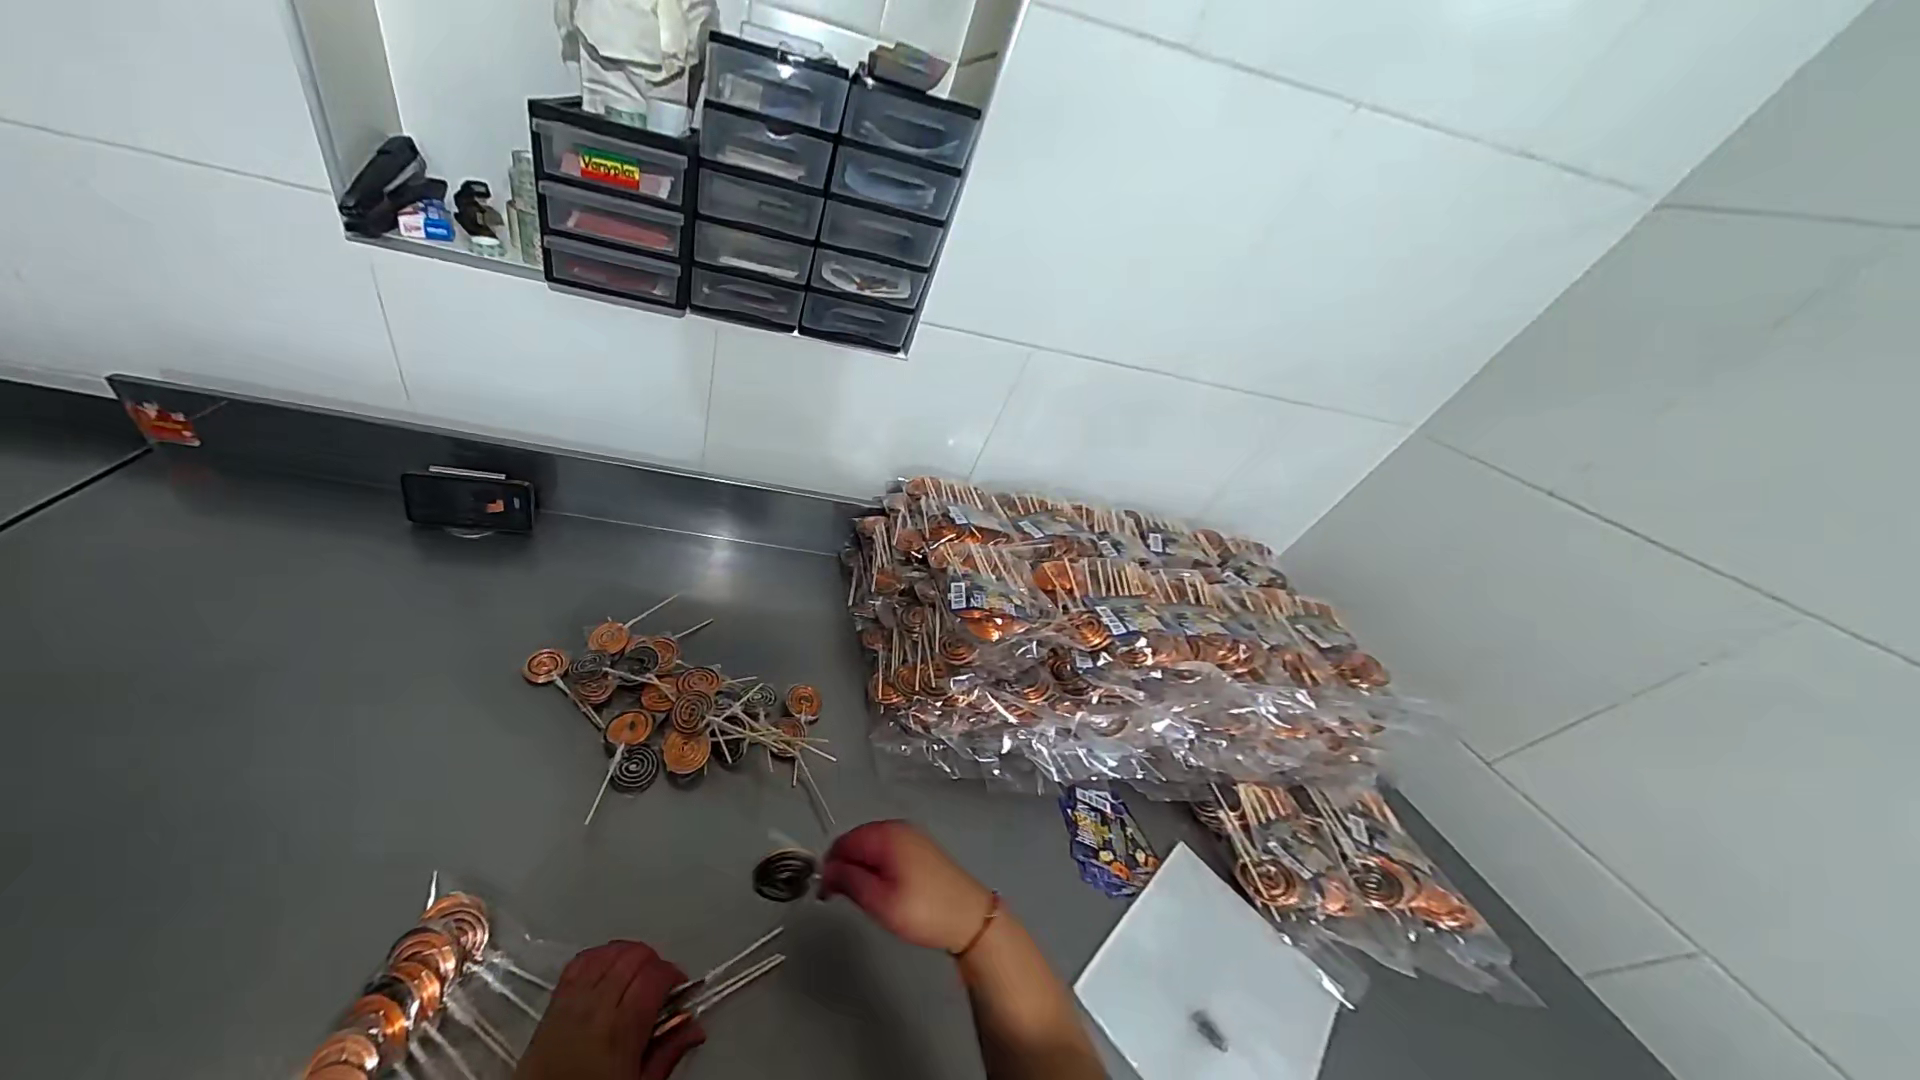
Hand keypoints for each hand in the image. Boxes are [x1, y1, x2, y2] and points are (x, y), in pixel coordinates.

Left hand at [513, 941, 702, 1079]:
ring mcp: (571, 1004)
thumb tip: (694, 1028)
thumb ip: (668, 1053)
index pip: (656, 974)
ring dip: (628, 956)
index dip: (674, 975)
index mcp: (621, 1030)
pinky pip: (578, 963)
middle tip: (659, 986)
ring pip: (608, 952)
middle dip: (654, 963)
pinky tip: (607, 971)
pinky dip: (598, 957)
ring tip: (635, 975)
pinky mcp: (551, 1007)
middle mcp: (595, 1009)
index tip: (678, 990)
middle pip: (635, 956)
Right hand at [819, 820, 994, 953]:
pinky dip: (878, 868)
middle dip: (846, 868)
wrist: (970, 917)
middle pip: (857, 842)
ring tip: (868, 900)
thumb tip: (828, 869)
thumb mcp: (879, 901)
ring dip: (862, 870)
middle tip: (847, 900)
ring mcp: (912, 836)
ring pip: (872, 848)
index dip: (830, 867)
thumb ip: (849, 881)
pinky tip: (886, 891)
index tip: (827, 895)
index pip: (843, 841)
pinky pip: (888, 852)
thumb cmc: (923, 911)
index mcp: (886, 834)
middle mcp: (899, 827)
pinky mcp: (921, 849)